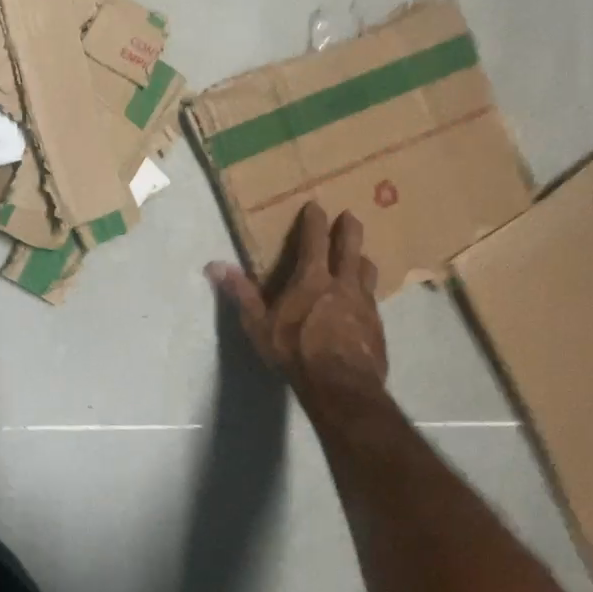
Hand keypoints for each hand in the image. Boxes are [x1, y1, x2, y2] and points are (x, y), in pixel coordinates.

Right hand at [206, 202, 387, 408]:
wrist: (341, 386)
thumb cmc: (294, 350)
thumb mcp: (258, 324)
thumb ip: (241, 293)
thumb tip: (214, 265)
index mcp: (313, 279)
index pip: (315, 240)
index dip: (315, 221)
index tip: (316, 205)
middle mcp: (343, 284)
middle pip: (351, 247)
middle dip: (349, 229)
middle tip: (350, 215)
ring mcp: (365, 305)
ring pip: (368, 272)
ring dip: (362, 259)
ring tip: (361, 257)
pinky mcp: (378, 326)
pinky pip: (374, 299)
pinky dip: (367, 290)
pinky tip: (364, 300)